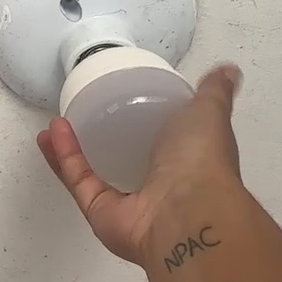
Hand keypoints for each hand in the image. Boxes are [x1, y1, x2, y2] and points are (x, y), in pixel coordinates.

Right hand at [36, 63, 243, 269]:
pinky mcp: (99, 212)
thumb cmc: (201, 160)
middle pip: (122, 161)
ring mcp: (127, 203)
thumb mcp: (209, 113)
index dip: (142, 122)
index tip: (123, 102)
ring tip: (56, 122)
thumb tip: (227, 69)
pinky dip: (65, 155)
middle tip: (81, 113)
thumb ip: (213, 92)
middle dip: (99, 138)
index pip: (162, 143)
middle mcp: (157, 187)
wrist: (188, 212)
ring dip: (71, 147)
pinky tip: (54, 130)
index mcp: (185, 164)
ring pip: (93, 172)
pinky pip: (79, 180)